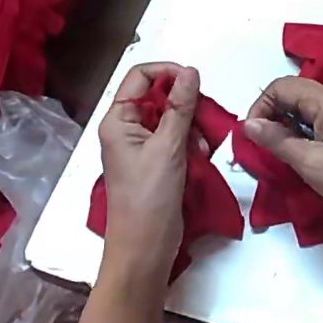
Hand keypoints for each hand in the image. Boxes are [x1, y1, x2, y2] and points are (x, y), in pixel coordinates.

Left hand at [97, 63, 201, 277]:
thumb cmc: (150, 198)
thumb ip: (180, 106)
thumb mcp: (168, 147)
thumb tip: (190, 72)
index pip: (140, 77)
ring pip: (171, 117)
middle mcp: (126, 128)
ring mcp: (140, 146)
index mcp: (118, 120)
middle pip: (158, 96)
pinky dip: (190, 142)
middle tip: (205, 119)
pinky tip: (201, 156)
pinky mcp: (154, 162)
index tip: (195, 82)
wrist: (144, 251)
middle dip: (185, 104)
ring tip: (203, 146)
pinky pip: (174, 138)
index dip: (168, 73)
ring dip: (191, 126)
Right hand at [243, 77, 322, 246]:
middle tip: (261, 145)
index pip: (282, 86)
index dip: (260, 106)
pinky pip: (321, 117)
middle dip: (272, 113)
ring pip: (307, 106)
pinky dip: (305, 129)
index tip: (251, 135)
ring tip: (280, 152)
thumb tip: (249, 124)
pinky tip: (302, 153)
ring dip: (288, 123)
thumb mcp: (311, 163)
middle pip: (295, 92)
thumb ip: (277, 140)